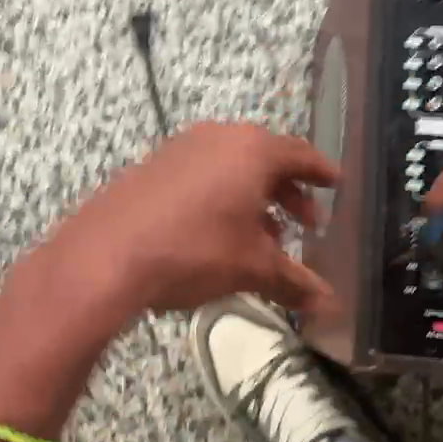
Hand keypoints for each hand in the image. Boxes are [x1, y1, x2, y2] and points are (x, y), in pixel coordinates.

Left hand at [32, 122, 338, 321]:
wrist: (107, 253)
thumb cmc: (194, 250)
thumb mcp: (251, 268)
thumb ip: (293, 281)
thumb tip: (328, 304)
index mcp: (252, 150)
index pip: (300, 154)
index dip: (321, 172)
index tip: (335, 183)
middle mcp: (219, 137)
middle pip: (265, 158)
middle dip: (287, 191)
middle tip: (305, 221)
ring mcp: (181, 148)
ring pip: (231, 166)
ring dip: (253, 197)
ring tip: (264, 236)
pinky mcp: (153, 165)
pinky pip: (201, 173)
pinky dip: (220, 196)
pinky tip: (219, 233)